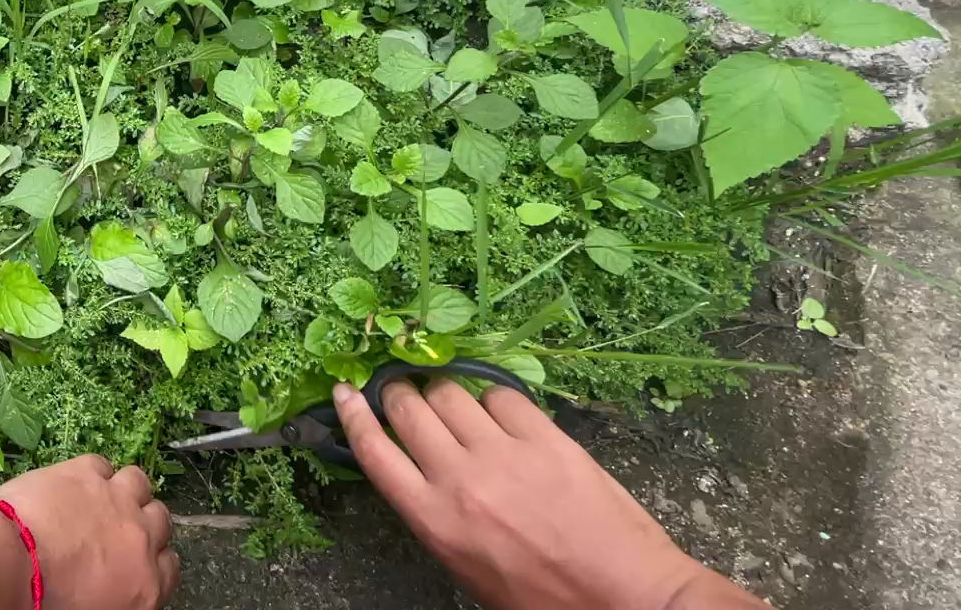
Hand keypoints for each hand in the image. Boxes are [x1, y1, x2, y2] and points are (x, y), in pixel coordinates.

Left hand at [0, 455, 177, 609]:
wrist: (14, 563)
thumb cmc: (47, 602)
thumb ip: (119, 594)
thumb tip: (111, 583)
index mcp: (145, 585)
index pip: (169, 567)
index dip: (153, 559)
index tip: (137, 557)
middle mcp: (140, 538)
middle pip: (160, 519)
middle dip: (142, 521)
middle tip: (118, 527)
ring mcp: (115, 499)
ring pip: (139, 482)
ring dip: (126, 489)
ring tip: (104, 498)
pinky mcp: (86, 471)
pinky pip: (102, 464)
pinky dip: (93, 472)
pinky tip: (76, 483)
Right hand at [333, 379, 725, 609]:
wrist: (634, 605)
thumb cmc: (542, 597)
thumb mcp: (465, 564)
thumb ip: (430, 509)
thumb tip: (408, 459)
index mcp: (434, 518)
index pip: (372, 448)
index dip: (352, 413)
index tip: (345, 391)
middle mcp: (458, 479)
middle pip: (405, 406)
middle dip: (399, 394)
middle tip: (405, 394)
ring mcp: (502, 455)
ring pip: (447, 391)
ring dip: (442, 393)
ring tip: (455, 405)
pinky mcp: (545, 441)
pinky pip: (499, 396)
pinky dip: (494, 401)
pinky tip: (503, 417)